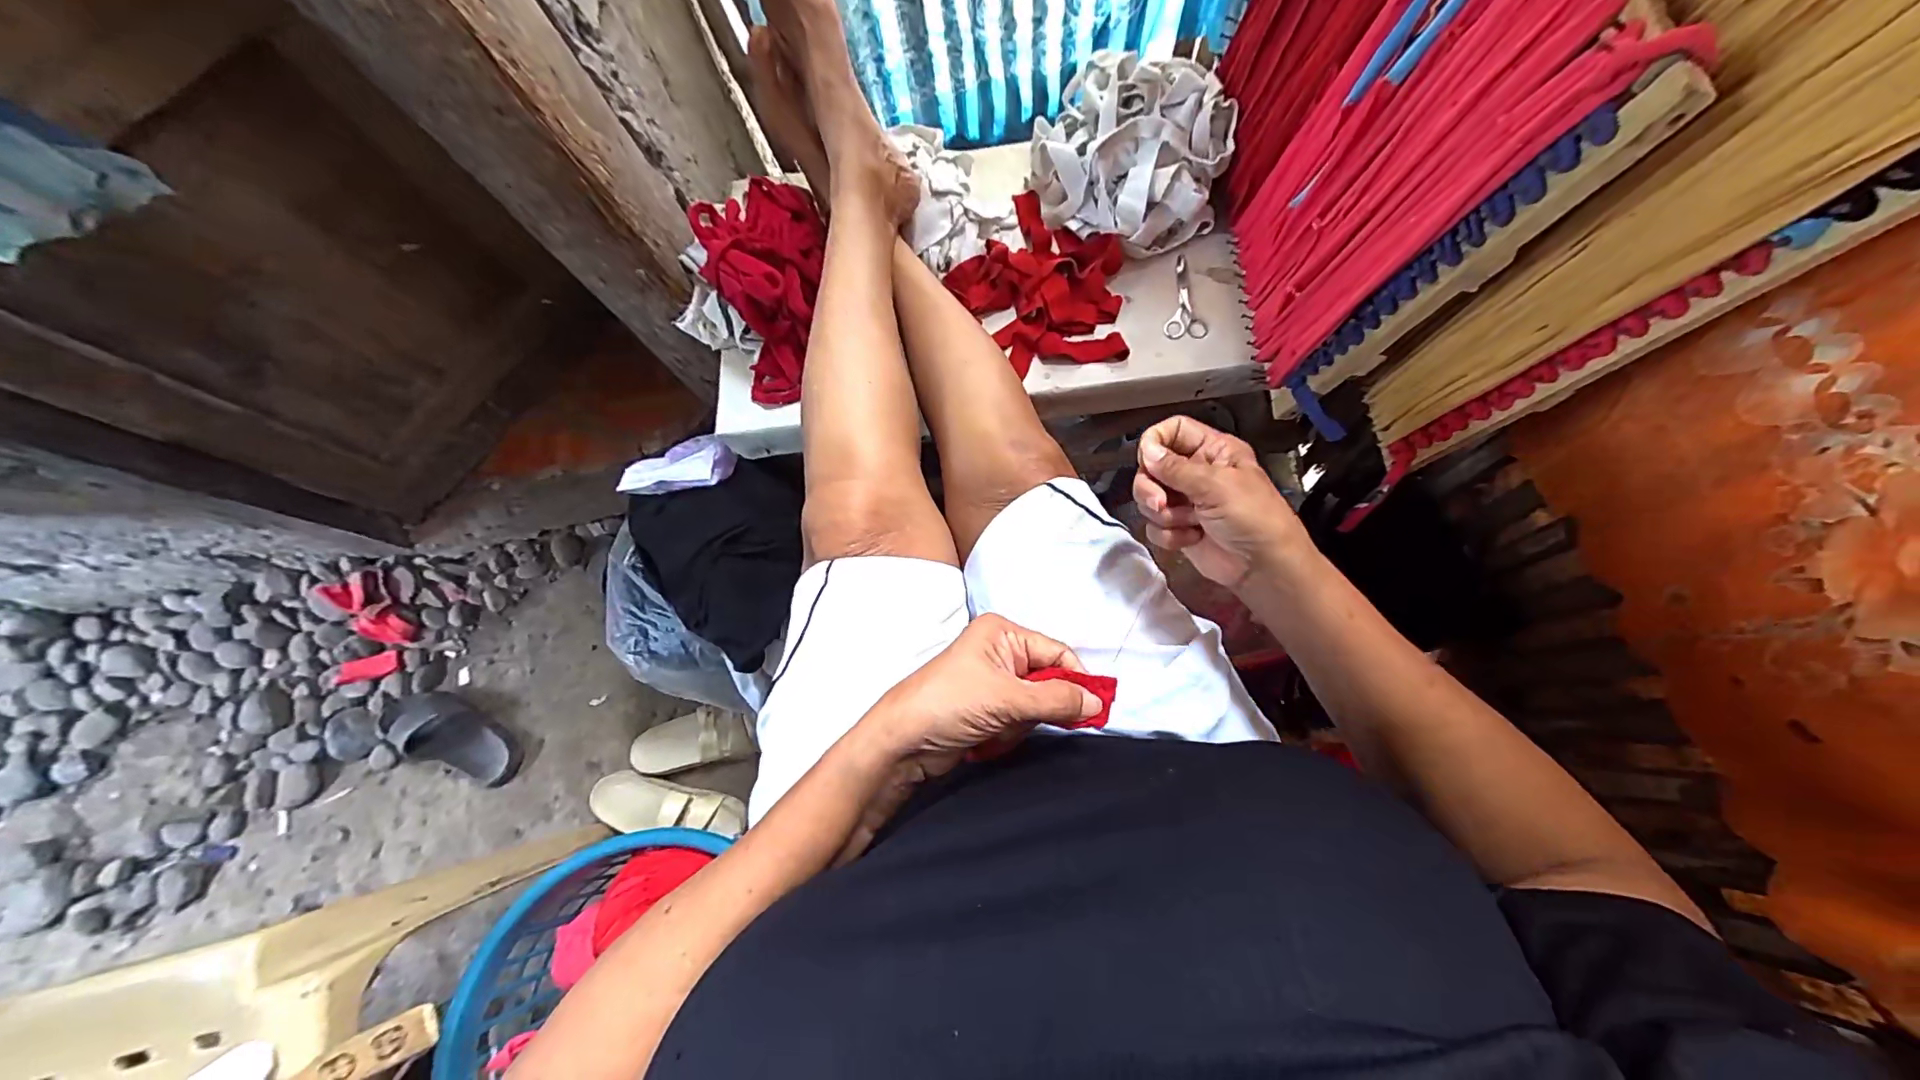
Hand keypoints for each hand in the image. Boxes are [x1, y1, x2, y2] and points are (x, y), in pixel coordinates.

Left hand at [832, 615, 1102, 861]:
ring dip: (1018, 726)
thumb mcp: (1007, 699)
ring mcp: (993, 682)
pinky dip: (1006, 736)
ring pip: (1036, 708)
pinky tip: (984, 740)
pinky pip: (1018, 723)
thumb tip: (1096, 702)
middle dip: (1037, 709)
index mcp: (1002, 633)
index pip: (1057, 653)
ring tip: (992, 730)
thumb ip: (1057, 699)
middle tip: (1018, 720)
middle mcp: (999, 652)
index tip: (1094, 709)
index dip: (1077, 680)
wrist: (902, 742)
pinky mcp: (987, 710)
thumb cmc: (947, 704)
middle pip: (1049, 682)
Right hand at [1133, 415, 1308, 588]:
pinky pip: (1154, 525)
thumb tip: (1147, 451)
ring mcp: (1186, 501)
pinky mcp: (1179, 527)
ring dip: (1162, 514)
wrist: (1264, 567)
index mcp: (1213, 450)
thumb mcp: (1217, 485)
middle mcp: (1196, 472)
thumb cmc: (1254, 518)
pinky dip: (1168, 535)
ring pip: (1148, 498)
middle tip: (1160, 503)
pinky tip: (1191, 538)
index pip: (1173, 430)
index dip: (1155, 442)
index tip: (1148, 461)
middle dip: (1150, 487)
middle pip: (1152, 466)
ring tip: (1187, 522)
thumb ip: (1176, 467)